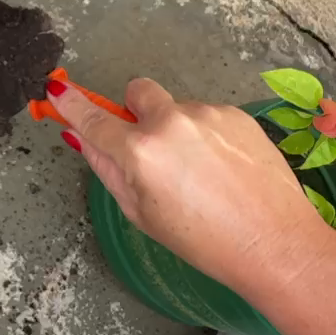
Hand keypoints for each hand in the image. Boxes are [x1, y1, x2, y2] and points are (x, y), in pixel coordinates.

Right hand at [53, 78, 335, 296]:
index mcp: (140, 151)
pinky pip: (208, 116)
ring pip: (177, 108)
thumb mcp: (141, 213)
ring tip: (204, 173)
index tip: (56, 88)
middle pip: (137, 91)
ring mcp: (206, 114)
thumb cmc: (203, 242)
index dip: (71, 103)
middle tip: (152, 145)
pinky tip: (227, 169)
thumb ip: (107, 168)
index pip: (92, 118)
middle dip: (137, 109)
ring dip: (178, 130)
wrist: (279, 246)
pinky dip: (208, 136)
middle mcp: (169, 122)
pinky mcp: (236, 114)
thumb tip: (82, 136)